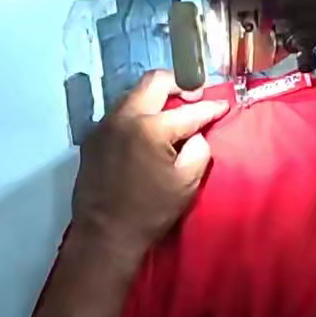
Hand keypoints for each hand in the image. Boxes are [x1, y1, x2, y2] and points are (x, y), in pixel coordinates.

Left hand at [70, 70, 227, 262]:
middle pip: (154, 82)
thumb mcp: (186, 185)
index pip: (188, 111)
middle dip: (179, 83)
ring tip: (172, 112)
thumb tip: (196, 135)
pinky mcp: (93, 139)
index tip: (222, 105)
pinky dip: (138, 114)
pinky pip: (119, 114)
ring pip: (134, 95)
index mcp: (150, 127)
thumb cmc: (149, 212)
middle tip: (195, 96)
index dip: (210, 108)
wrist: (104, 234)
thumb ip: (198, 152)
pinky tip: (146, 131)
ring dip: (156, 98)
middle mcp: (124, 117)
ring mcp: (104, 126)